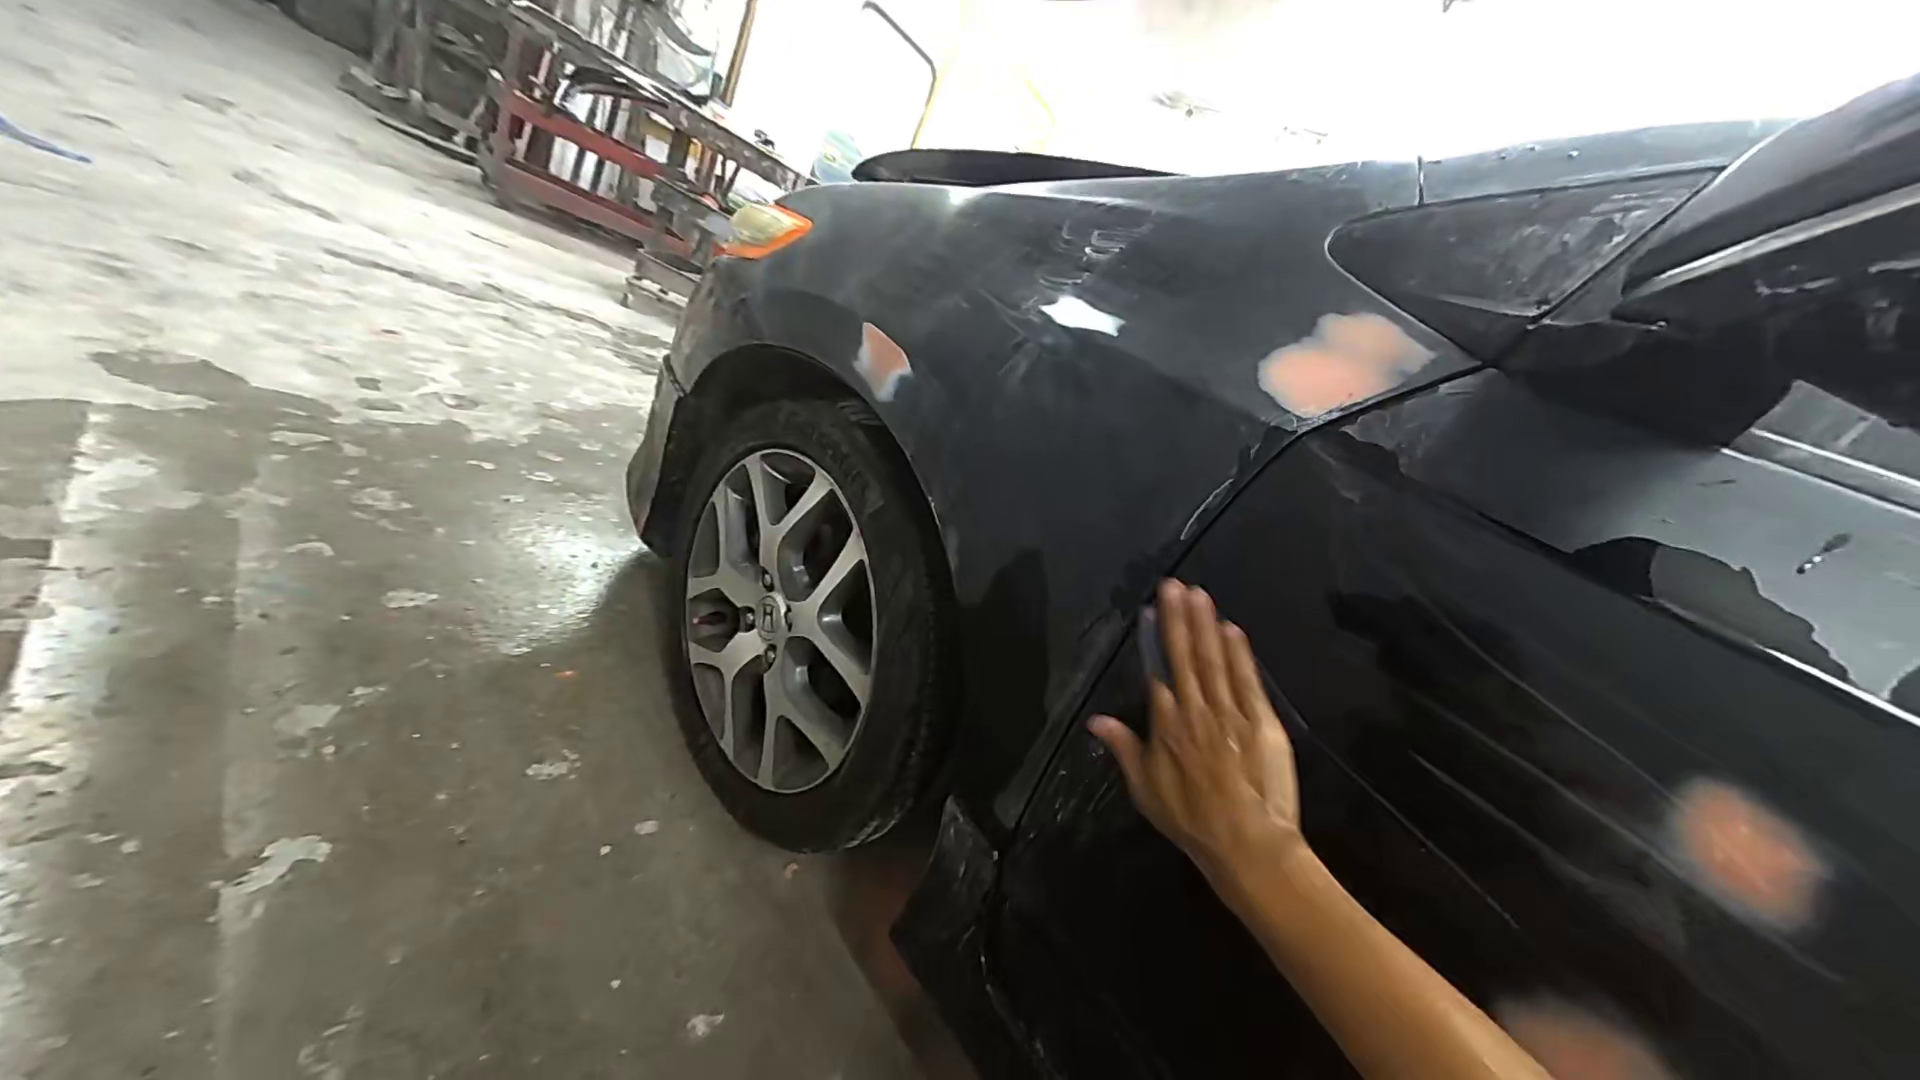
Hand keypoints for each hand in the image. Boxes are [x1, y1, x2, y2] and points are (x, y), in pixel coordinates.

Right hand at [1089, 580, 1305, 890]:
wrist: (1248, 844)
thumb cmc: (1190, 818)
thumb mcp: (1145, 789)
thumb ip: (1122, 748)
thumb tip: (1095, 719)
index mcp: (1167, 725)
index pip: (1158, 670)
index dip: (1153, 638)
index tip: (1150, 609)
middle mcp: (1197, 711)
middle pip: (1186, 656)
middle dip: (1179, 617)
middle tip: (1174, 584)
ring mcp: (1231, 714)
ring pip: (1215, 660)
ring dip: (1206, 625)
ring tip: (1199, 593)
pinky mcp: (1261, 722)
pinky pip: (1247, 681)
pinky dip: (1240, 654)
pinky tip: (1232, 629)